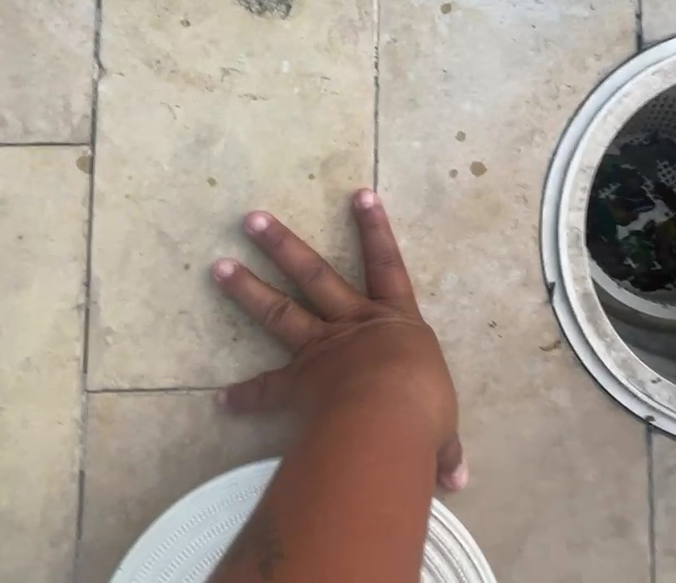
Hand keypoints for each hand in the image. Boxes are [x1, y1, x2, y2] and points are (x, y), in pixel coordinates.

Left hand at [211, 189, 466, 492]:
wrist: (390, 419)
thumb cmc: (425, 407)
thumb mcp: (441, 426)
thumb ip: (442, 447)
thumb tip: (457, 480)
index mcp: (397, 321)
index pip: (387, 264)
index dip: (375, 229)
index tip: (359, 193)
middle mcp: (356, 324)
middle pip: (315, 275)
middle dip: (284, 245)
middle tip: (252, 218)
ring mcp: (323, 349)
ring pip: (281, 312)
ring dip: (248, 289)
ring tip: (218, 266)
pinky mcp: (299, 384)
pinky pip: (268, 389)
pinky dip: (245, 396)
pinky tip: (221, 399)